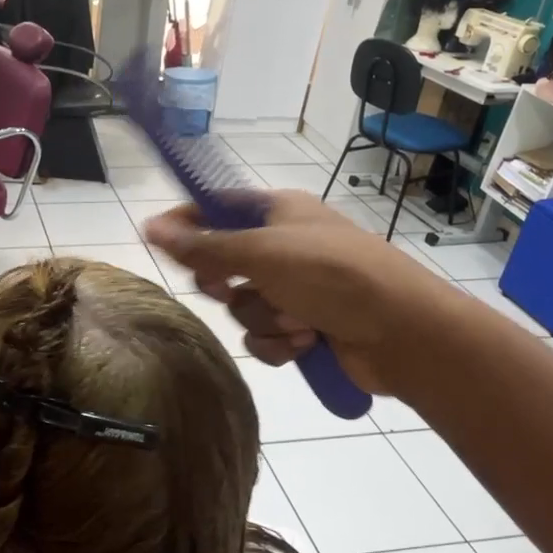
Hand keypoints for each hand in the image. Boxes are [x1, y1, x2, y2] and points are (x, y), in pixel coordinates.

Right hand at [145, 190, 459, 395]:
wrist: (401, 332)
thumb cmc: (332, 275)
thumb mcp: (263, 254)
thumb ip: (205, 246)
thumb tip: (150, 226)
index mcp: (278, 213)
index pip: (217, 208)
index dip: (187, 222)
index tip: (156, 239)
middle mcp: (284, 247)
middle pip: (224, 265)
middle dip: (231, 287)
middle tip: (233, 288)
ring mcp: (296, 289)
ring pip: (243, 307)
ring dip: (264, 320)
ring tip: (297, 321)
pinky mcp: (305, 327)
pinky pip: (265, 337)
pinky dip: (280, 343)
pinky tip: (305, 343)